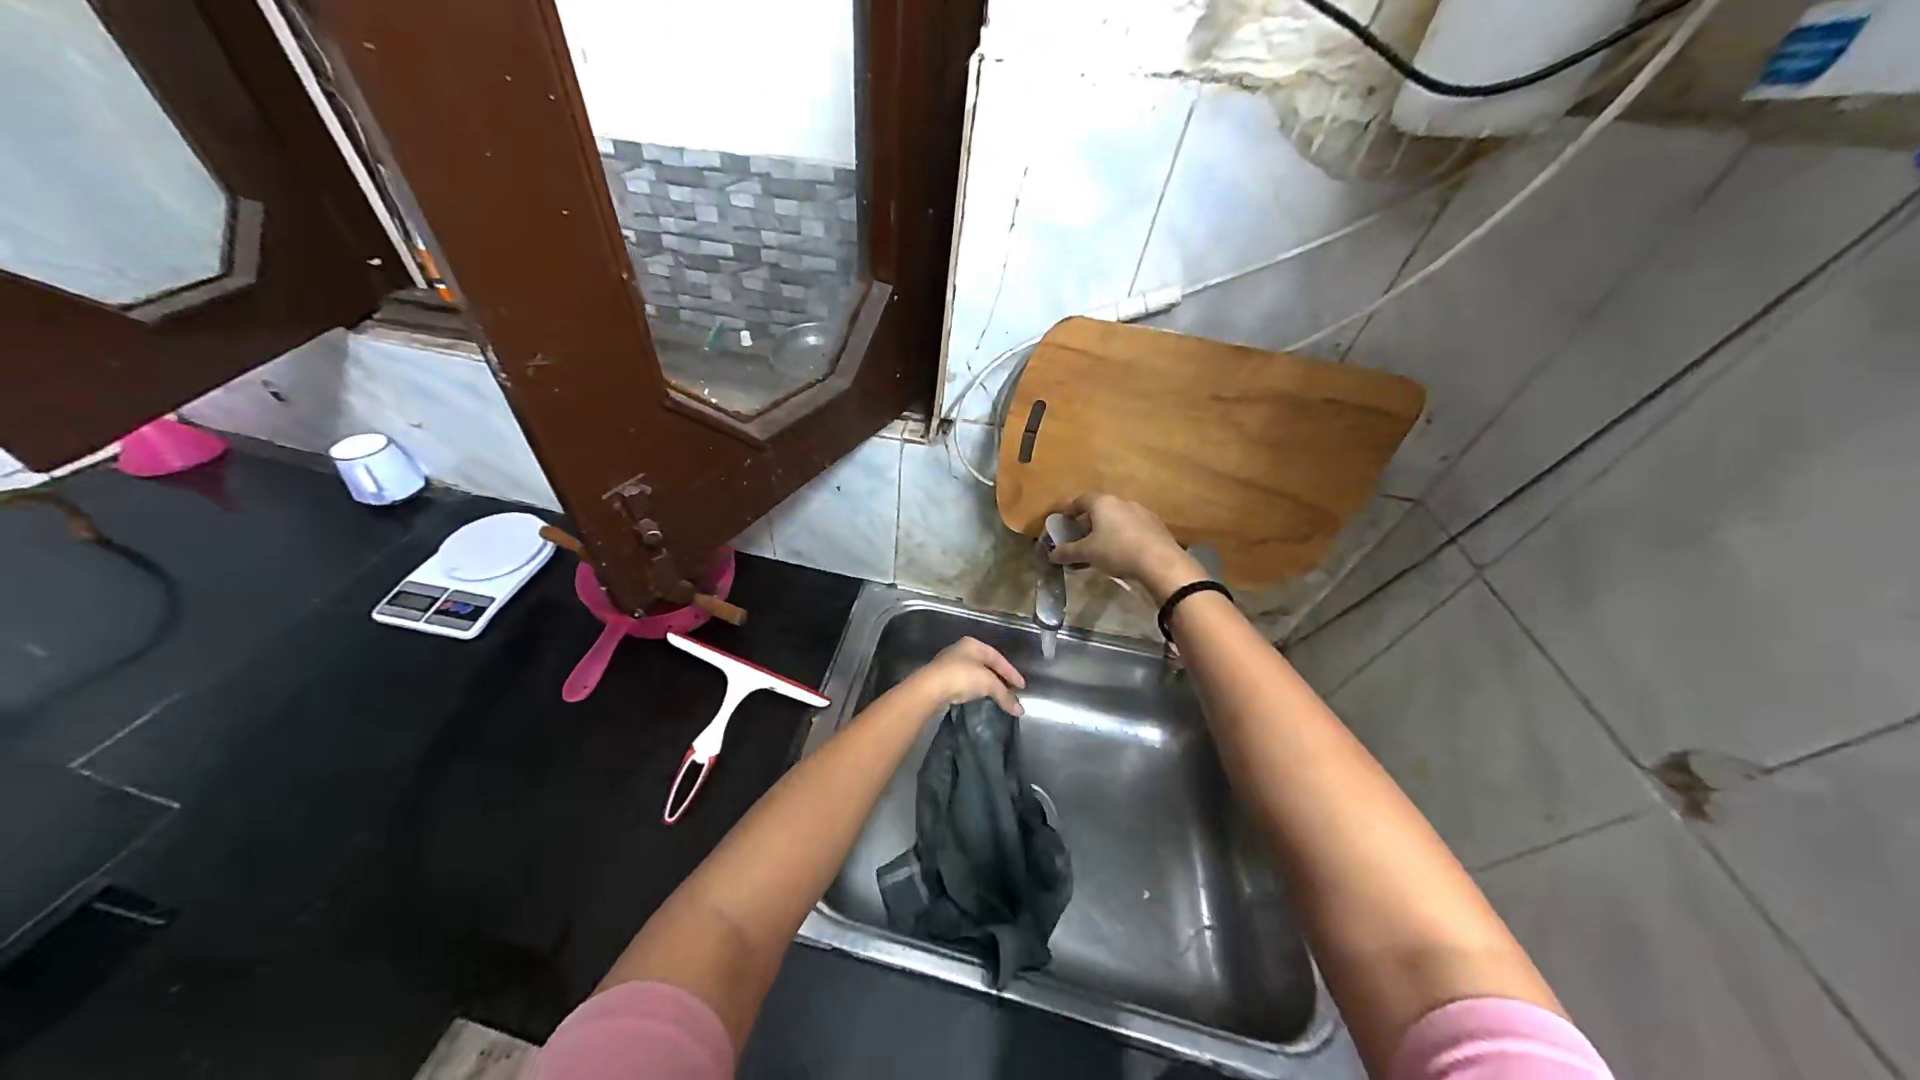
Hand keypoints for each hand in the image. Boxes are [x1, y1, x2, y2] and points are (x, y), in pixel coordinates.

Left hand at [910, 636, 1025, 715]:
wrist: (930, 688)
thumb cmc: (962, 677)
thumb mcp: (988, 683)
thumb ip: (1005, 696)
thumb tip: (1020, 710)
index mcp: (973, 644)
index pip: (997, 657)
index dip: (1011, 672)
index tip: (1021, 686)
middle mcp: (960, 650)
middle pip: (986, 664)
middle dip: (999, 678)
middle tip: (1011, 691)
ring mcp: (948, 664)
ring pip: (974, 674)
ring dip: (986, 684)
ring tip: (997, 696)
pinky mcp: (941, 679)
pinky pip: (964, 683)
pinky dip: (974, 690)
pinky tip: (979, 698)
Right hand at [1048, 493, 1206, 603]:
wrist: (1160, 563)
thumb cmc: (1117, 551)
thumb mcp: (1087, 553)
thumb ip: (1067, 552)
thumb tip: (1051, 555)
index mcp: (1103, 502)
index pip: (1080, 500)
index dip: (1069, 510)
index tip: (1062, 521)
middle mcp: (1123, 502)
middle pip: (1100, 509)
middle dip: (1087, 523)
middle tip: (1079, 539)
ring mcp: (1142, 513)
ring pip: (1117, 519)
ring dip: (1106, 531)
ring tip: (1100, 550)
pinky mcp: (1156, 527)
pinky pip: (1132, 529)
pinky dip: (1123, 538)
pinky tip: (1121, 554)